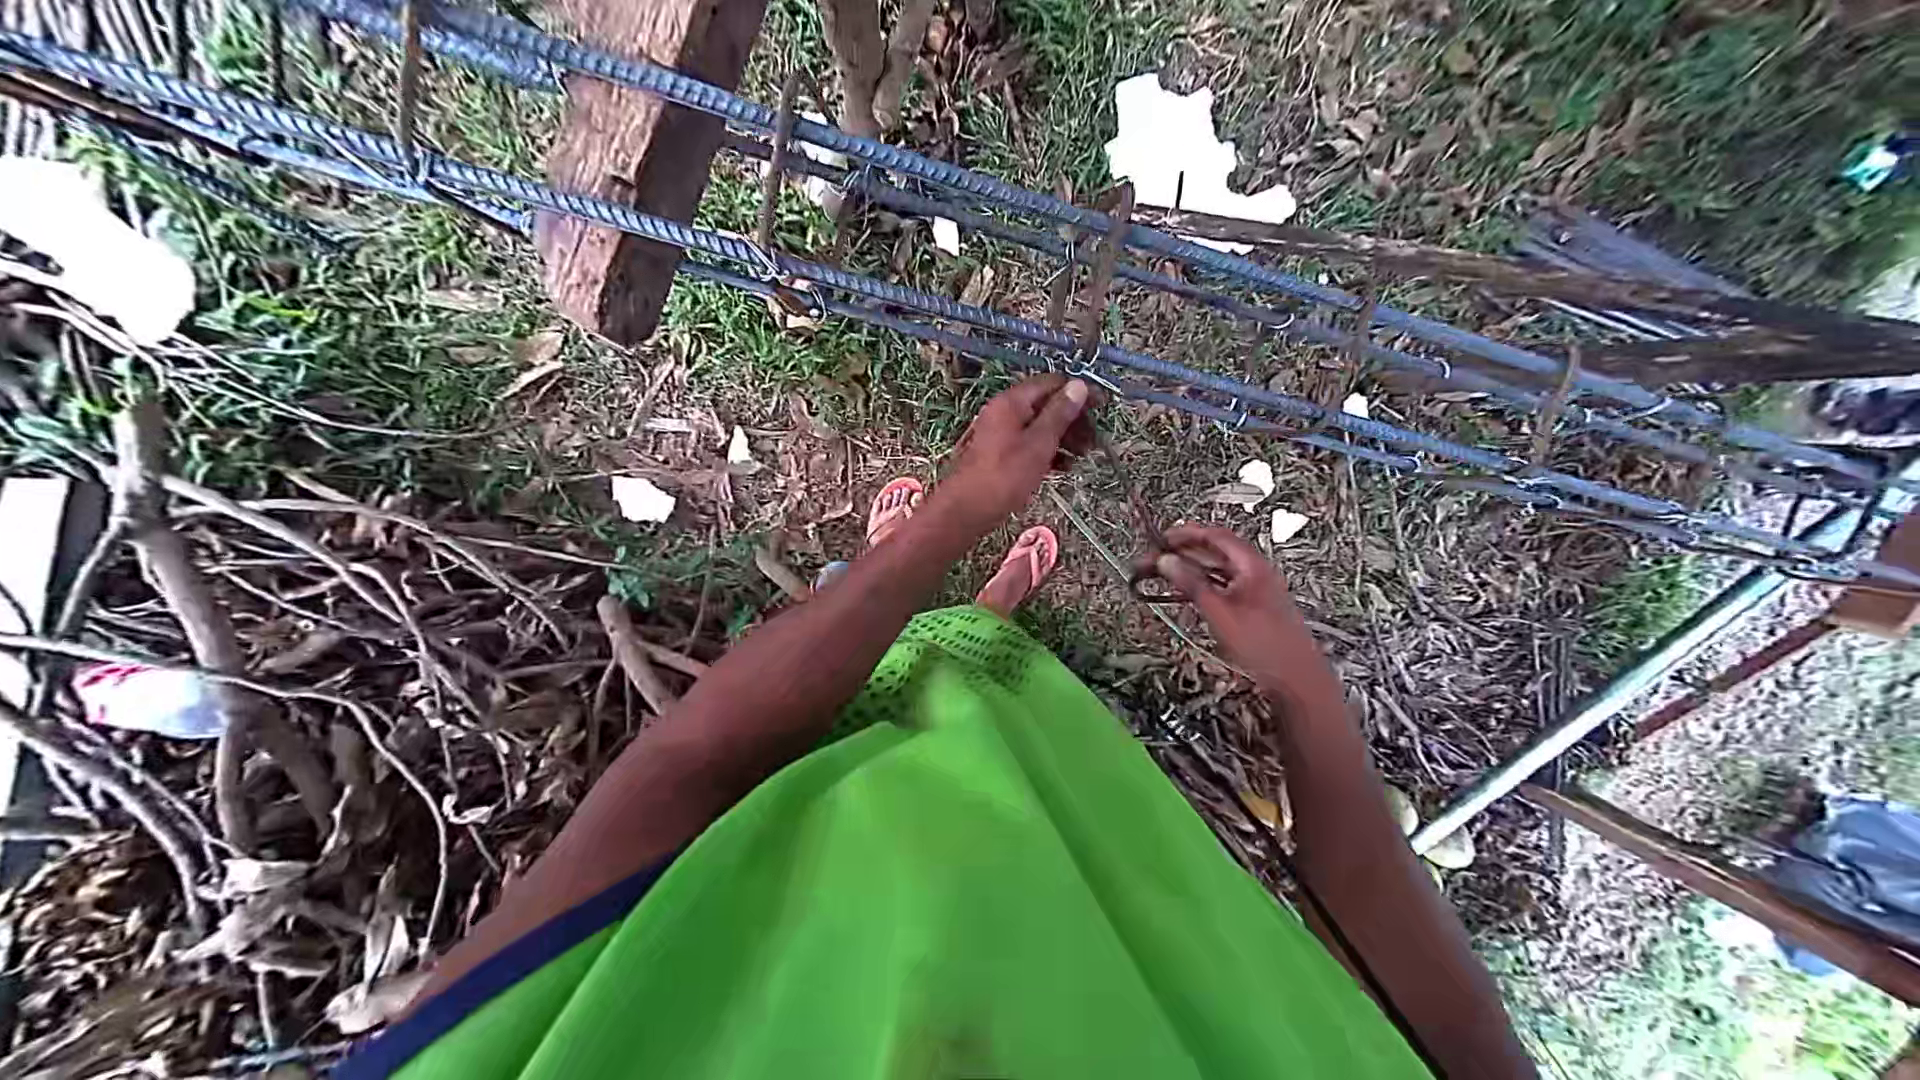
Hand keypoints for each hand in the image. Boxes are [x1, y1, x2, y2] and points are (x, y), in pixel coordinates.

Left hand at [939, 375, 1092, 527]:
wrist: (968, 510)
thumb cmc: (1005, 476)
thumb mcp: (1039, 443)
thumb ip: (1059, 414)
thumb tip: (1079, 385)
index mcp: (1012, 402)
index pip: (1051, 383)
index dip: (1078, 392)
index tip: (1102, 407)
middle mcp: (1005, 412)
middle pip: (1046, 405)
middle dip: (1073, 419)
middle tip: (1094, 438)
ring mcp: (1001, 434)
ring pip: (1040, 427)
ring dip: (1064, 438)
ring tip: (1084, 455)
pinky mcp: (1001, 454)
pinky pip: (1030, 444)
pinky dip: (1048, 452)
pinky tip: (1065, 467)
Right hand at [1143, 525, 1332, 697]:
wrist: (1297, 678)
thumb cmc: (1263, 644)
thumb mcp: (1219, 611)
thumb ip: (1191, 583)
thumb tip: (1166, 561)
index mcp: (1252, 566)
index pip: (1216, 536)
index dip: (1187, 534)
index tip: (1162, 539)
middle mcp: (1256, 572)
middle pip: (1216, 552)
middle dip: (1184, 553)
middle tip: (1157, 559)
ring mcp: (1257, 589)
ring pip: (1218, 570)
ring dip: (1191, 570)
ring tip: (1166, 574)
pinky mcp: (1254, 607)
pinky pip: (1224, 587)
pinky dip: (1203, 586)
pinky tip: (1187, 593)